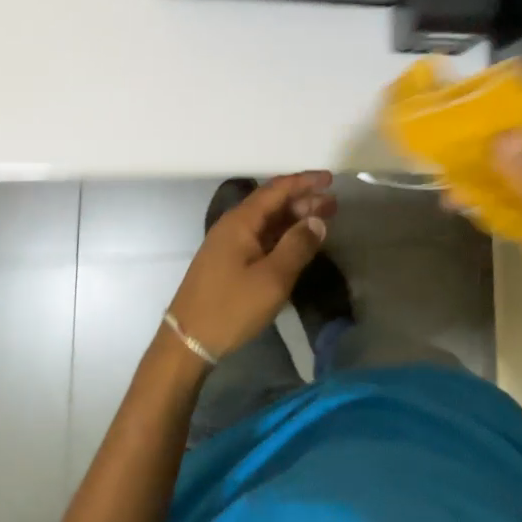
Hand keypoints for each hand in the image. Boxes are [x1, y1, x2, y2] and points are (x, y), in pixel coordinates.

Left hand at [166, 172, 335, 361]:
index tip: (330, 179)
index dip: (305, 181)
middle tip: (334, 204)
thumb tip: (317, 220)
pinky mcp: (229, 263)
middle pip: (272, 203)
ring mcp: (229, 245)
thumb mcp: (272, 278)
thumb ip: (297, 245)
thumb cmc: (231, 307)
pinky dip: (283, 235)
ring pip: (267, 222)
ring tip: (323, 220)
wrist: (187, 342)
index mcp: (241, 221)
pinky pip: (261, 238)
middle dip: (304, 200)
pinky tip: (298, 243)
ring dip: (295, 218)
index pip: (277, 189)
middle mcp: (233, 226)